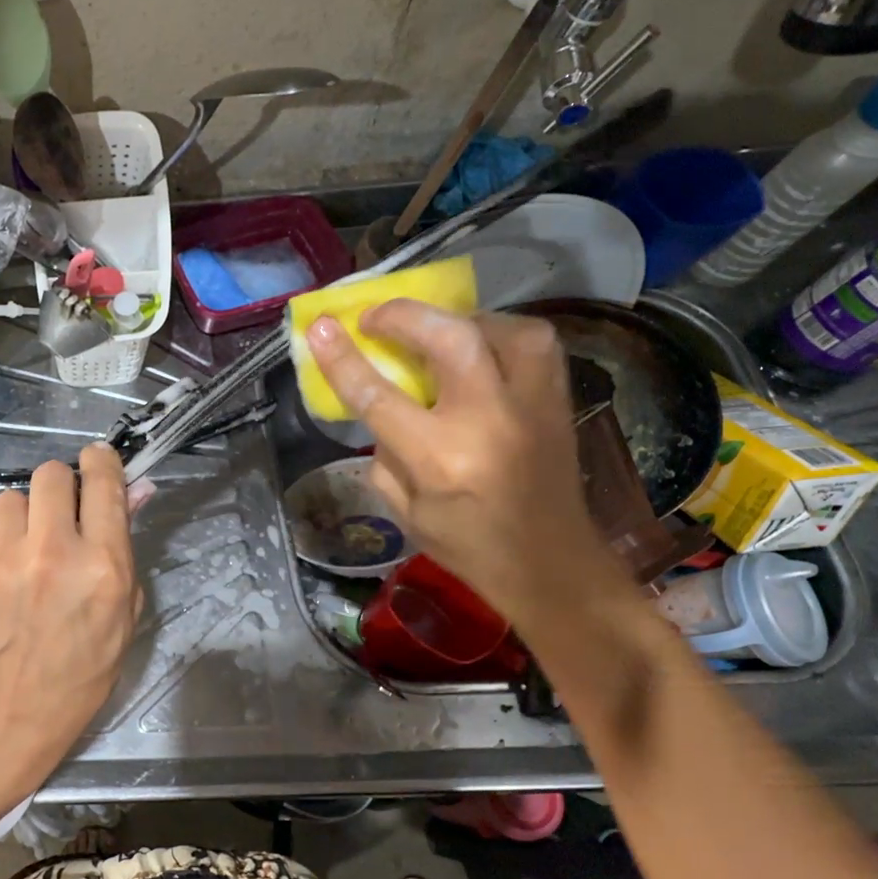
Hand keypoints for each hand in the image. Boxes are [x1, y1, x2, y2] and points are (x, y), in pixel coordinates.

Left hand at [0, 443, 143, 778]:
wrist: (14, 710)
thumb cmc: (83, 668)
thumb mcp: (124, 611)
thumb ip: (125, 545)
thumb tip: (134, 489)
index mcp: (102, 565)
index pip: (102, 481)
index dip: (100, 462)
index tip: (96, 461)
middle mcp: (51, 553)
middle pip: (50, 475)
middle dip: (59, 487)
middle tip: (59, 513)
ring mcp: (2, 561)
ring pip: (10, 499)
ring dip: (22, 518)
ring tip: (26, 552)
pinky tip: (1, 576)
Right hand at [304, 299, 615, 618]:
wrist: (549, 562)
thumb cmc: (465, 545)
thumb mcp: (405, 510)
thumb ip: (386, 455)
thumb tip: (381, 408)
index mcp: (440, 458)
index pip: (380, 395)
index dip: (344, 357)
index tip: (319, 328)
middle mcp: (489, 421)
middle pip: (449, 339)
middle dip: (404, 316)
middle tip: (375, 317)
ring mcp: (533, 405)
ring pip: (504, 329)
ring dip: (460, 318)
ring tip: (434, 327)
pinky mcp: (558, 400)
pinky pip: (535, 343)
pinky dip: (500, 331)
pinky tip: (479, 343)